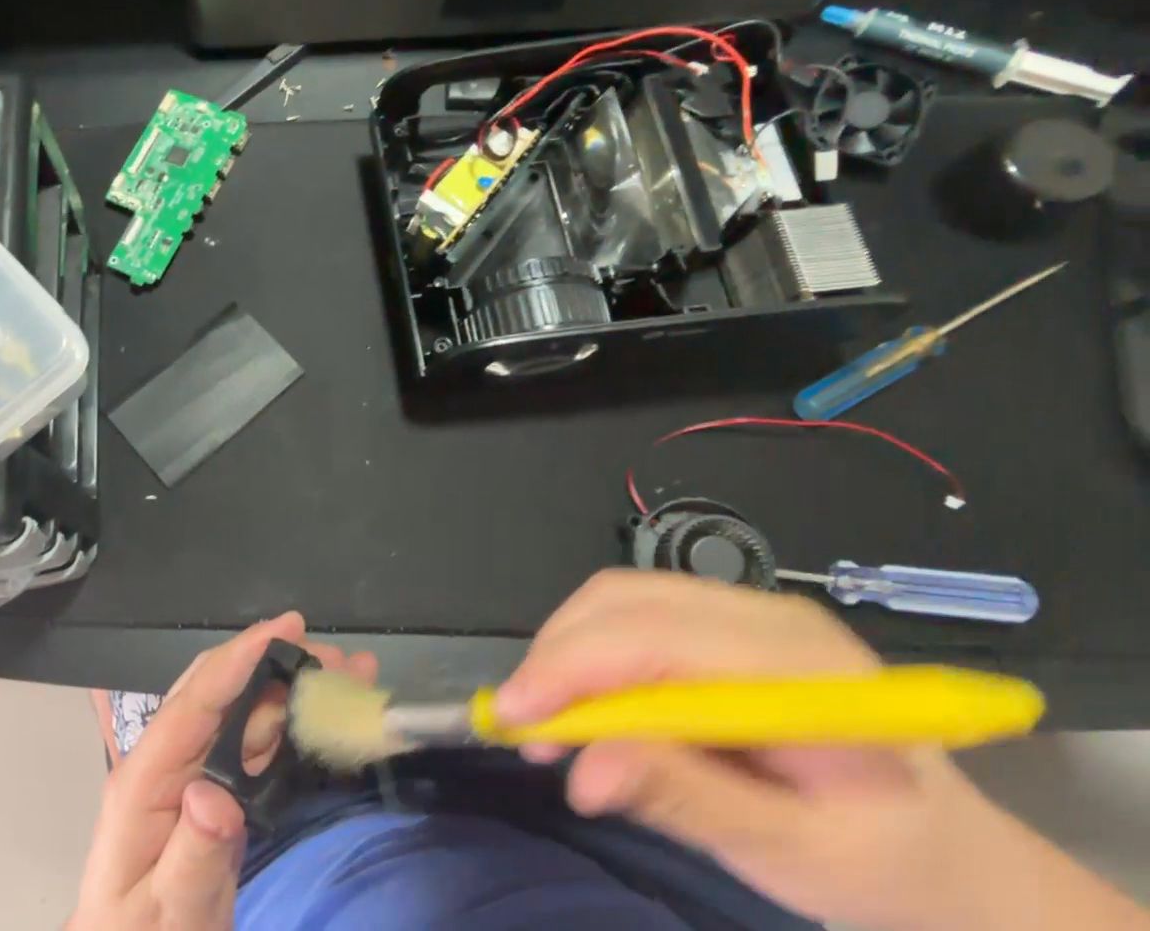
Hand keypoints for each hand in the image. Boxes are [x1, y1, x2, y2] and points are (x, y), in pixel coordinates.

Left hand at [68, 613, 377, 930]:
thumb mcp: (168, 910)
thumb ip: (191, 854)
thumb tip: (215, 795)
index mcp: (146, 778)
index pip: (194, 703)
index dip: (240, 658)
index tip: (286, 627)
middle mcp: (168, 761)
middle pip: (221, 694)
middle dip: (278, 665)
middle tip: (341, 659)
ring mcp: (190, 774)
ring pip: (243, 714)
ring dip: (292, 692)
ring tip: (346, 679)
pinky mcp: (212, 792)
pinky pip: (251, 746)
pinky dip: (288, 726)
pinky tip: (319, 718)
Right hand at [497, 570, 1148, 930]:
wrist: (949, 851)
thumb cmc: (884, 861)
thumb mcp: (795, 852)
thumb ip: (689, 801)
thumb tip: (583, 773)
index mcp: (802, 668)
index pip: (657, 635)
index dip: (572, 667)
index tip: (515, 718)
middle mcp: (767, 616)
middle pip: (623, 602)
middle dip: (555, 658)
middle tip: (522, 729)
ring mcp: (745, 613)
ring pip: (615, 601)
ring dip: (563, 656)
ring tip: (547, 726)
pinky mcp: (723, 626)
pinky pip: (630, 617)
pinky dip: (586, 657)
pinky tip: (583, 708)